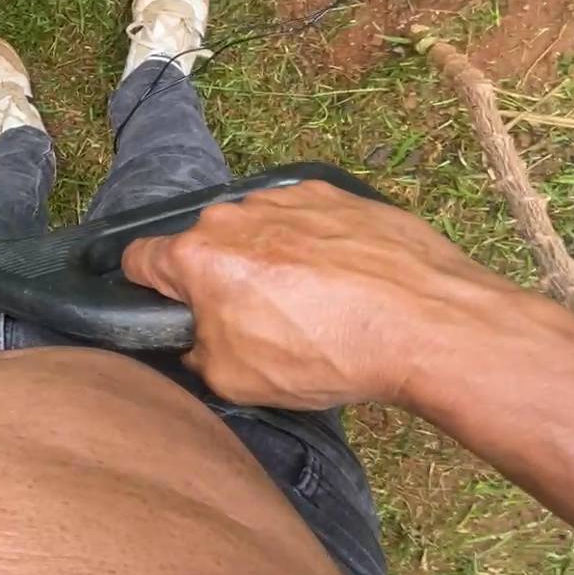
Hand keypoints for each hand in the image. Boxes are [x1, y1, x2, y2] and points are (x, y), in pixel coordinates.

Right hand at [121, 180, 536, 409]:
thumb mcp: (233, 381)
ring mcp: (283, 198)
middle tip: (254, 313)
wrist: (436, 328)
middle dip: (215, 274)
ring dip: (263, 254)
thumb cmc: (325, 354)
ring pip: (251, 228)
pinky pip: (300, 215)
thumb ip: (192, 353)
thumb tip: (194, 341)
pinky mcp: (333, 192)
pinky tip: (342, 274)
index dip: (147, 286)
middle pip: (200, 243)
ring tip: (310, 295)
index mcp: (194, 256)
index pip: (137, 258)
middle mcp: (229, 216)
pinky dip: (309, 240)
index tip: (175, 308)